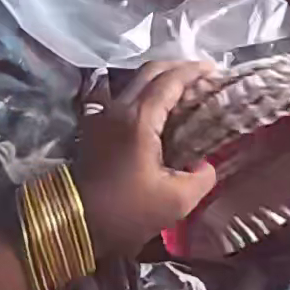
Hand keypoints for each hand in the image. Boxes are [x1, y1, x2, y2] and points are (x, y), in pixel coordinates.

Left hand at [74, 62, 220, 256]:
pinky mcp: (94, 128)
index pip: (169, 81)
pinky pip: (123, 99)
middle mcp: (117, 108)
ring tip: (183, 90)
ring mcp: (101, 116)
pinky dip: (144, 95)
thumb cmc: (126, 211)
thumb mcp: (176, 200)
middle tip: (202, 75)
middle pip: (149, 72)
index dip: (194, 71)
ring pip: (133, 84)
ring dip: (159, 80)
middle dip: (177, 68)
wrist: (74, 221)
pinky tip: (158, 110)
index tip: (215, 69)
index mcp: (139, 119)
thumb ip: (201, 177)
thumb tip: (205, 165)